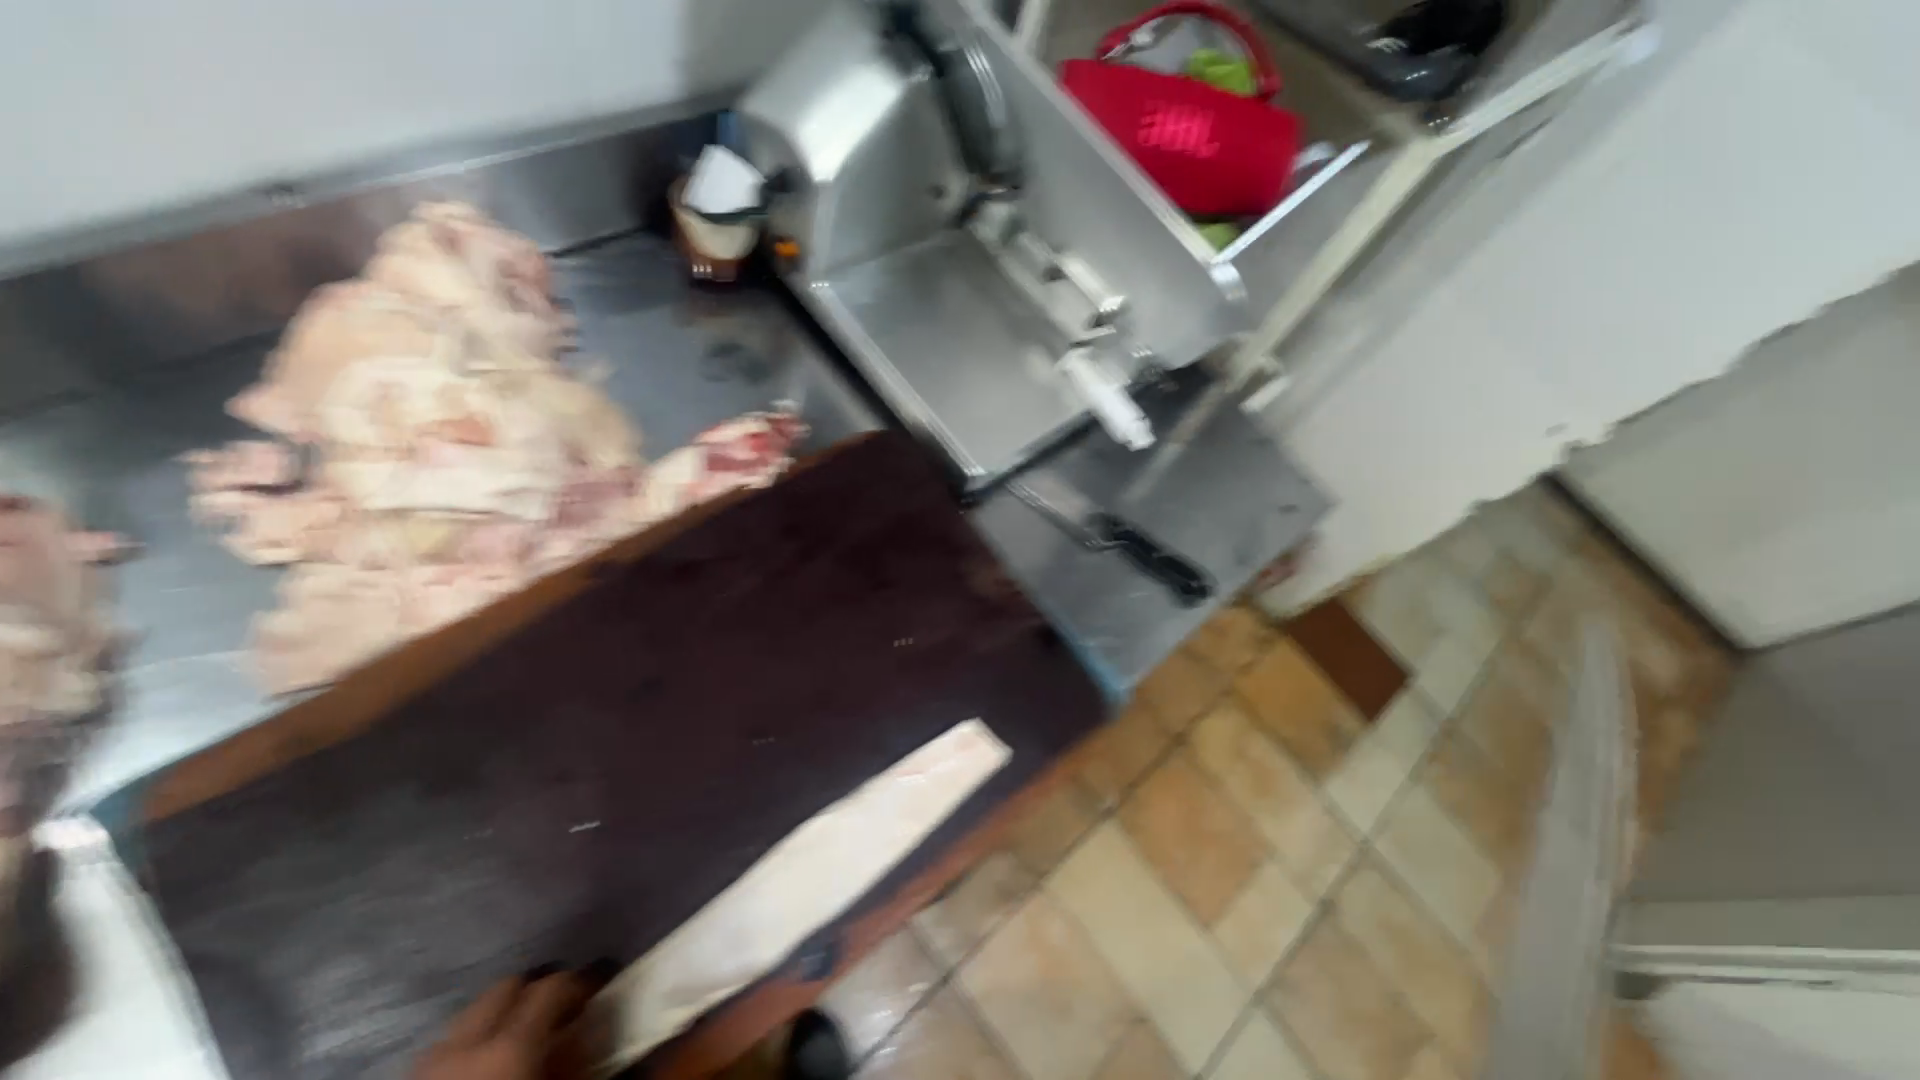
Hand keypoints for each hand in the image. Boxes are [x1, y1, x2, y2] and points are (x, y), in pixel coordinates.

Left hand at [413, 971, 593, 1079]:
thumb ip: (578, 1063)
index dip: (579, 983)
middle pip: (507, 987)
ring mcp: (431, 1062)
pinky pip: (448, 1044)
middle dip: (536, 991)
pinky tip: (484, 1069)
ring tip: (522, 1041)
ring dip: (501, 1016)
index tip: (597, 989)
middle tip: (560, 1011)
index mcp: (510, 1046)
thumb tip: (593, 1031)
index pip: (552, 987)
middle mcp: (466, 1042)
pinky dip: (472, 1044)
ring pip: (472, 1013)